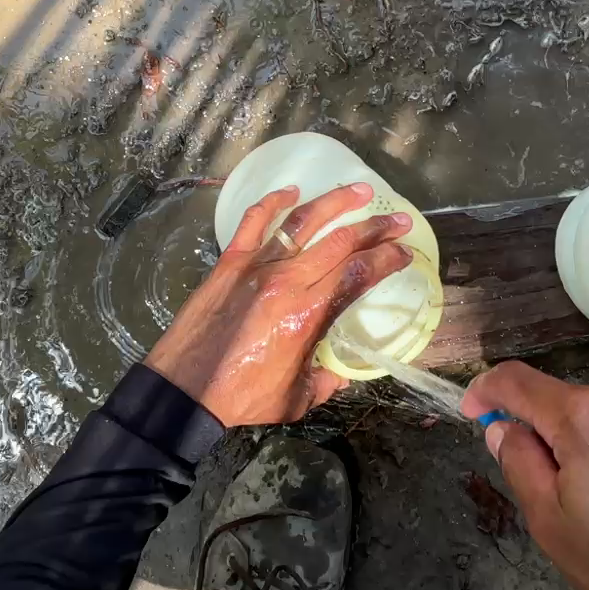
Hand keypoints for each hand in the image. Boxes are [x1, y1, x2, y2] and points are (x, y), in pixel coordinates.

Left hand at [144, 183, 412, 426]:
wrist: (183, 390)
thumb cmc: (242, 398)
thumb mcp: (297, 399)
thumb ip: (327, 381)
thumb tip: (343, 370)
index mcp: (307, 315)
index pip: (357, 274)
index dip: (386, 259)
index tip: (405, 252)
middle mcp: (286, 281)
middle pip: (340, 242)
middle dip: (375, 228)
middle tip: (399, 219)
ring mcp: (257, 265)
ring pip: (302, 222)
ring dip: (335, 202)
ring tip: (360, 190)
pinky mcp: (231, 261)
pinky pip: (254, 222)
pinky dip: (274, 202)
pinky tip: (292, 191)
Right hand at [461, 362, 588, 589]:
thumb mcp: (553, 526)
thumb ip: (518, 463)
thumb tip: (504, 429)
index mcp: (583, 414)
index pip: (515, 379)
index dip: (485, 391)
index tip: (474, 413)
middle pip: (560, 400)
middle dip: (542, 431)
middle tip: (545, 487)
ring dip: (581, 441)